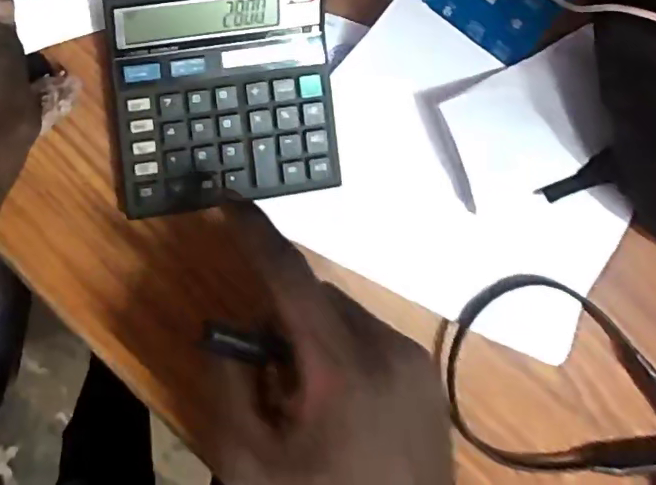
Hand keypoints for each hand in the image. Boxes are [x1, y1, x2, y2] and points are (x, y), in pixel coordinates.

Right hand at [205, 202, 452, 484]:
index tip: (228, 198)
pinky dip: (340, 350)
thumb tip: (228, 333)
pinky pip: (367, 336)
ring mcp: (413, 364)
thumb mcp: (250, 466)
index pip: (290, 276)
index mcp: (343, 369)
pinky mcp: (427, 380)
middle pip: (314, 296)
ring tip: (305, 402)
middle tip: (266, 377)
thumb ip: (229, 386)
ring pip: (340, 314)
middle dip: (281, 318)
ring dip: (311, 336)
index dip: (255, 231)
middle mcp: (386, 349)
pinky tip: (338, 406)